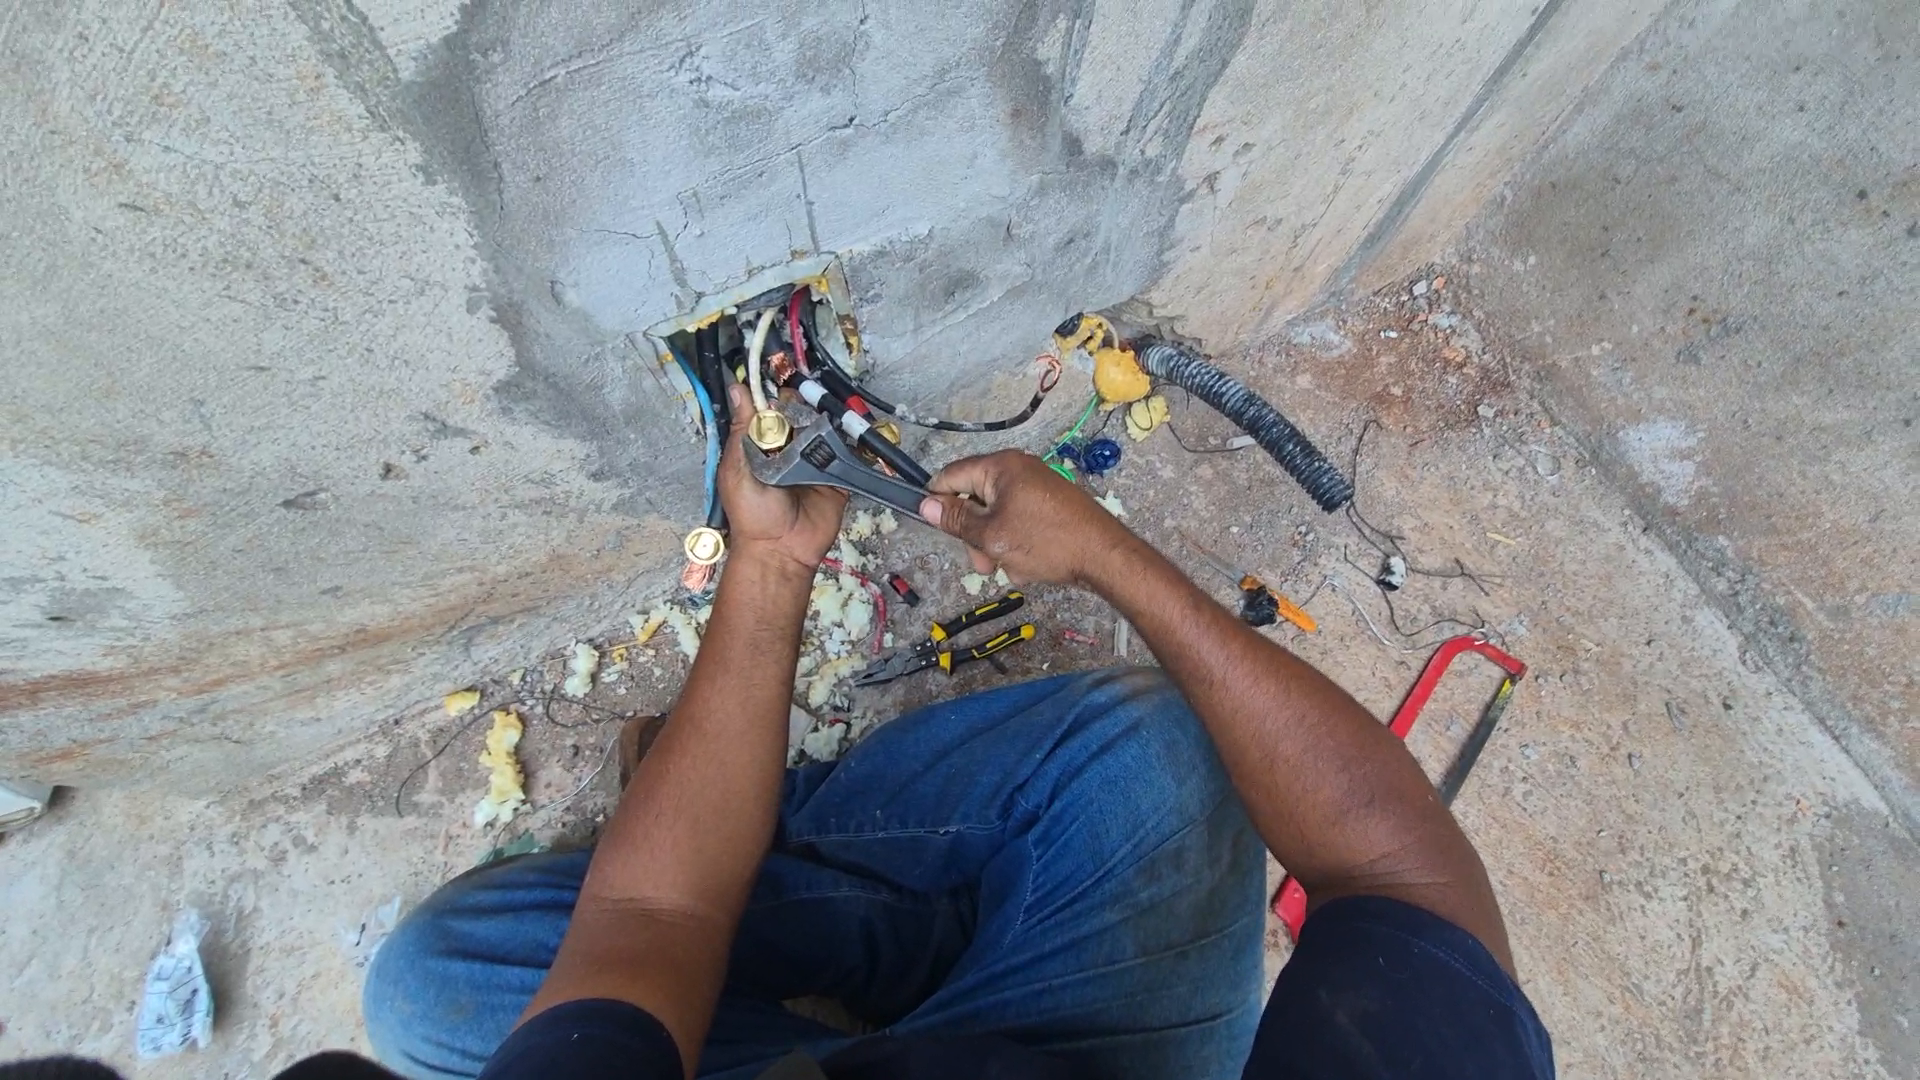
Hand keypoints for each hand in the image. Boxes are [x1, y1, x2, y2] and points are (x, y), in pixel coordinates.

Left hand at [719, 385, 846, 572]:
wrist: (782, 550)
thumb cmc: (753, 515)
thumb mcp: (737, 469)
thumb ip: (740, 430)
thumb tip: (736, 390)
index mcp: (762, 444)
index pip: (771, 408)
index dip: (775, 396)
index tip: (781, 386)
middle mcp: (790, 448)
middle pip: (802, 412)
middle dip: (804, 404)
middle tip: (805, 409)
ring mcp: (815, 459)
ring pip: (825, 426)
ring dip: (828, 417)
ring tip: (826, 420)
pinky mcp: (838, 474)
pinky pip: (848, 452)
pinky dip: (853, 440)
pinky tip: (850, 431)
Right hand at [918, 449, 1133, 585]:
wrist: (1104, 556)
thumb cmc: (1047, 542)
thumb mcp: (992, 535)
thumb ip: (956, 520)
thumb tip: (925, 504)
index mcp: (1001, 467)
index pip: (952, 475)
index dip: (937, 500)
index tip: (932, 525)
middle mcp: (1018, 470)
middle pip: (975, 500)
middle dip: (974, 535)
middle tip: (983, 563)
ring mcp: (1036, 488)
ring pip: (997, 517)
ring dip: (996, 546)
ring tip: (1012, 567)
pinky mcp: (1050, 507)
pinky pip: (1018, 523)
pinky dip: (1016, 545)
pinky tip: (1029, 566)